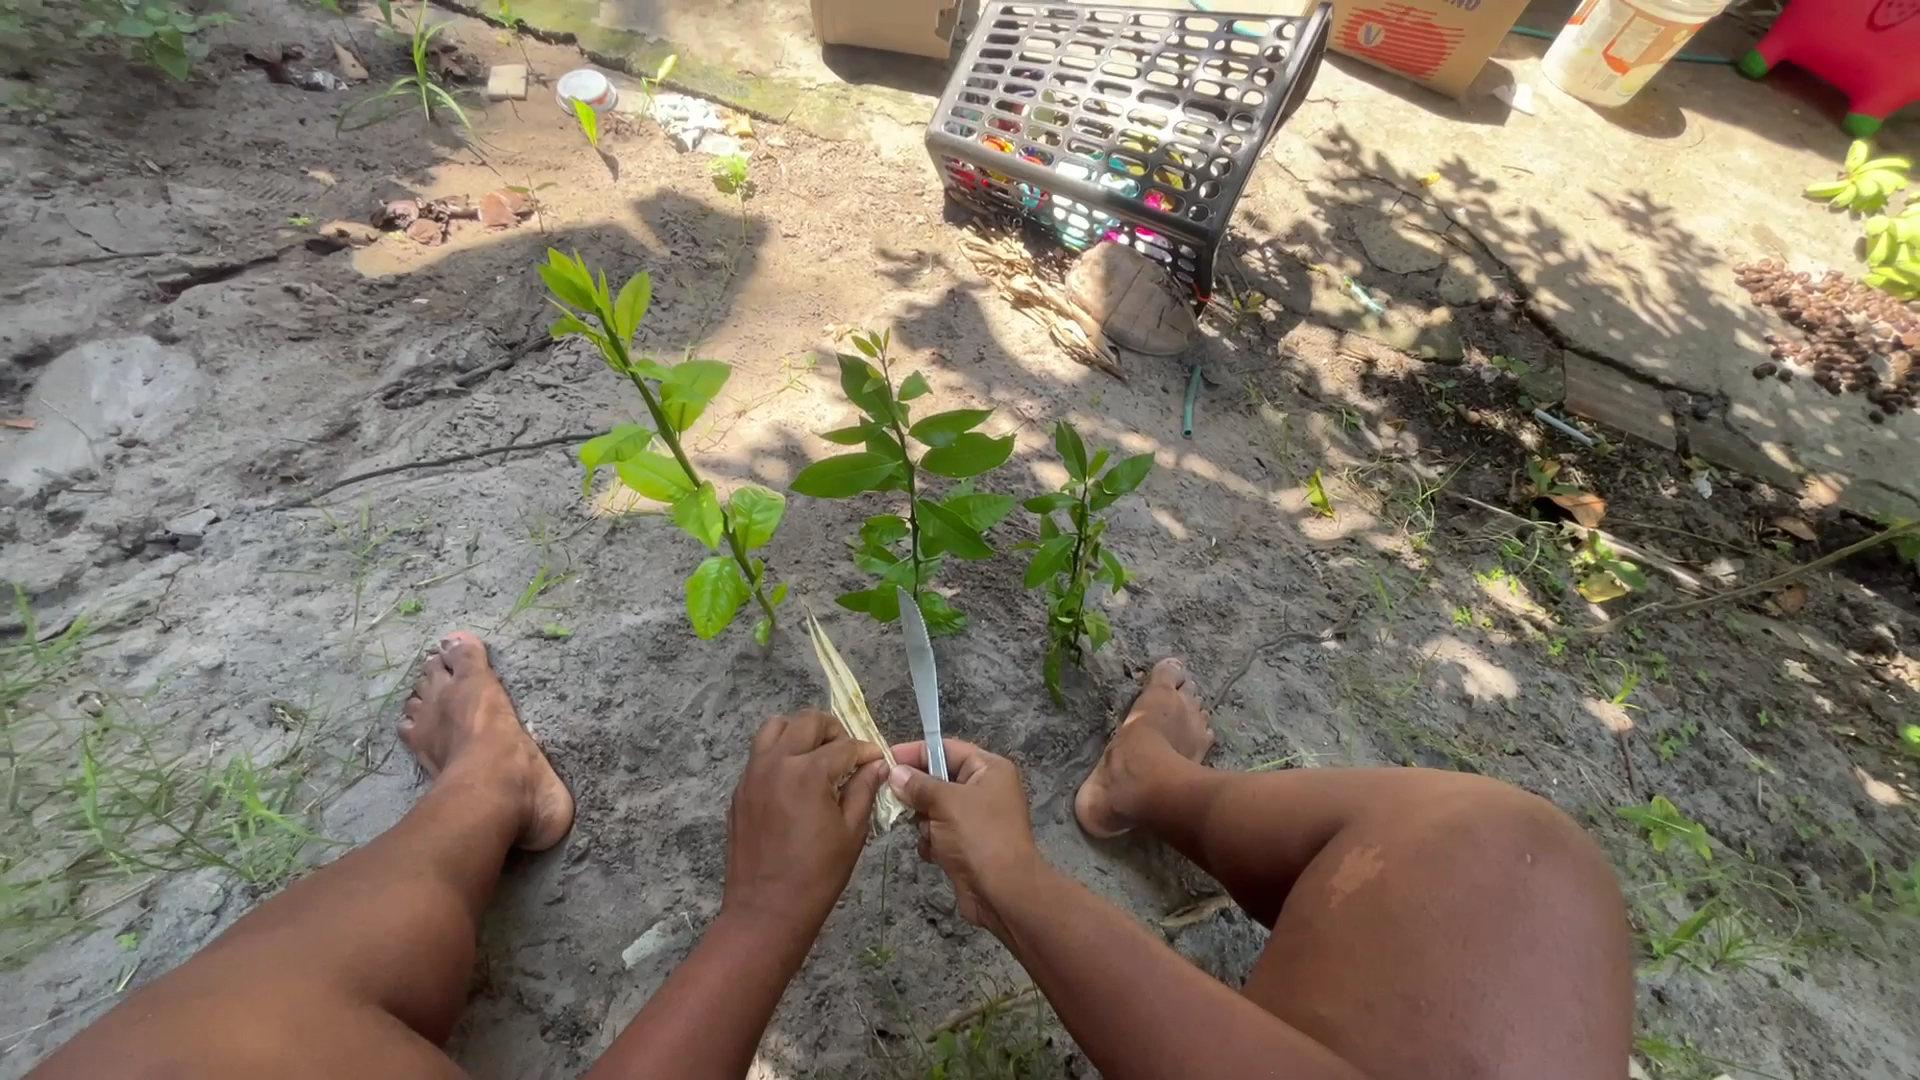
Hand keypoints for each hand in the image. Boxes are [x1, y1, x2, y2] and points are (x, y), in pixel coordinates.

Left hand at [724, 709, 887, 932]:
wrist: (765, 911)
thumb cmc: (816, 875)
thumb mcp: (852, 831)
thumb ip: (864, 789)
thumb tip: (876, 765)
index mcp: (808, 772)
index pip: (845, 746)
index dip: (866, 752)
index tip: (876, 761)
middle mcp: (776, 763)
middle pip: (807, 721)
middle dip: (833, 731)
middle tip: (847, 754)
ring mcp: (752, 774)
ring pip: (774, 727)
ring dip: (799, 733)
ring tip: (816, 756)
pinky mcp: (739, 790)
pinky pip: (759, 755)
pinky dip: (779, 754)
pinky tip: (794, 781)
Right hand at [888, 739, 1041, 933]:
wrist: (1003, 892)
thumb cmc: (979, 836)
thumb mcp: (946, 802)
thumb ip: (918, 785)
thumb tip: (895, 773)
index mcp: (988, 769)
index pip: (946, 748)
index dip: (916, 752)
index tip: (887, 758)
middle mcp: (983, 789)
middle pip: (938, 779)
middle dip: (918, 792)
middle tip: (893, 797)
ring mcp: (975, 818)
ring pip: (934, 808)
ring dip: (924, 821)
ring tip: (928, 832)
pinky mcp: (966, 844)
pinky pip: (938, 833)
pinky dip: (931, 841)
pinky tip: (933, 852)